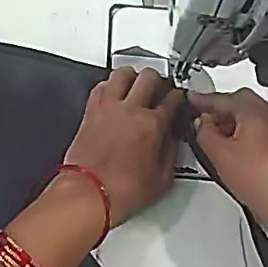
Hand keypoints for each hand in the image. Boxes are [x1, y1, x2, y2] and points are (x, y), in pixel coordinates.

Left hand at [63, 67, 183, 225]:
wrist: (89, 193)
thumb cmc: (120, 190)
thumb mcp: (162, 179)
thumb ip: (170, 153)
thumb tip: (171, 140)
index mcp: (152, 125)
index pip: (172, 99)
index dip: (178, 97)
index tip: (176, 99)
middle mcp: (130, 111)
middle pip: (149, 76)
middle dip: (157, 80)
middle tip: (158, 88)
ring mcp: (108, 108)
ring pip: (122, 73)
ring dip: (132, 77)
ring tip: (135, 85)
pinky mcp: (90, 111)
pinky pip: (101, 86)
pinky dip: (109, 86)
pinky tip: (114, 94)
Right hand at [190, 90, 267, 226]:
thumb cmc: (262, 178)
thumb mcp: (218, 153)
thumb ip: (203, 132)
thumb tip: (201, 125)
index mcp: (254, 111)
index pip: (222, 98)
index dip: (202, 100)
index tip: (192, 101)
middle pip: (239, 102)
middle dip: (219, 109)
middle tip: (203, 118)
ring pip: (249, 117)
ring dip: (230, 123)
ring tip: (214, 138)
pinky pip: (256, 132)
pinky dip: (241, 135)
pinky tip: (231, 152)